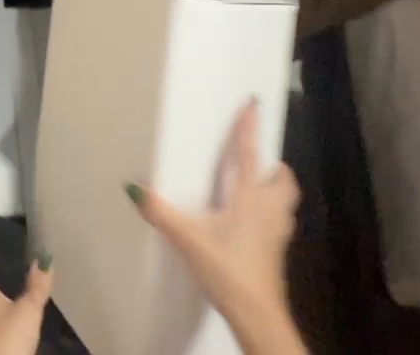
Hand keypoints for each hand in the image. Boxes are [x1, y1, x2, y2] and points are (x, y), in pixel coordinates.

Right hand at [127, 99, 304, 354]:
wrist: (257, 315)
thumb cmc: (228, 269)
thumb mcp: (188, 240)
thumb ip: (160, 213)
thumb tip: (133, 187)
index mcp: (248, 198)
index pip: (250, 154)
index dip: (250, 127)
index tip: (254, 104)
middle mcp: (268, 210)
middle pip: (283, 180)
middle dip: (275, 167)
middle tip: (260, 163)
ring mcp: (277, 233)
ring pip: (287, 202)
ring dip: (277, 191)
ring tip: (257, 189)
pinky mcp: (277, 253)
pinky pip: (280, 223)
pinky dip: (272, 215)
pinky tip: (253, 224)